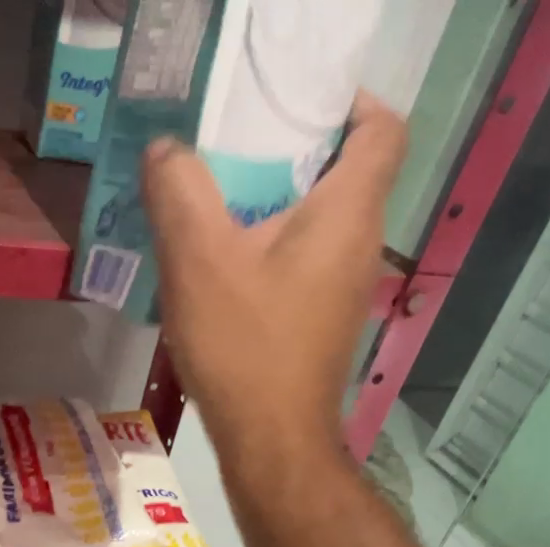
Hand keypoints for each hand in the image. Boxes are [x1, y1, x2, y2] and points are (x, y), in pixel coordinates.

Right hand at [144, 94, 405, 449]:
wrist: (272, 441)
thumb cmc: (244, 346)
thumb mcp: (197, 260)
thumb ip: (179, 191)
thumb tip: (167, 151)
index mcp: (347, 213)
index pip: (382, 128)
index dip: (349, 102)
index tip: (292, 105)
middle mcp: (360, 244)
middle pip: (346, 169)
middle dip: (293, 147)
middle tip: (232, 146)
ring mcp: (345, 286)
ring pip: (321, 217)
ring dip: (276, 199)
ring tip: (216, 200)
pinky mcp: (324, 318)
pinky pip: (305, 257)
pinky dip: (272, 243)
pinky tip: (222, 262)